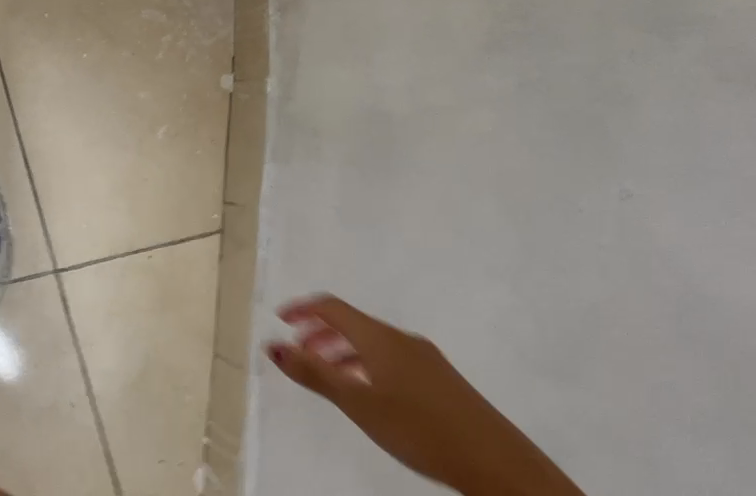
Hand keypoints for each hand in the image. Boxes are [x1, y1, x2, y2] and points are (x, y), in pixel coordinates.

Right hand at [265, 294, 582, 495]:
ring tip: (329, 376)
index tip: (281, 319)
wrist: (503, 468)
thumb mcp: (357, 403)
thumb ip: (314, 373)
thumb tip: (272, 344)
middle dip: (321, 333)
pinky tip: (371, 394)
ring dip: (344, 352)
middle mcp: (403, 340)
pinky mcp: (445, 383)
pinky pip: (393, 360)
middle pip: (353, 323)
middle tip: (299, 350)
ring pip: (374, 344)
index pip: (332, 307)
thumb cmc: (420, 428)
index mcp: (380, 338)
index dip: (303, 309)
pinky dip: (368, 365)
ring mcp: (428, 361)